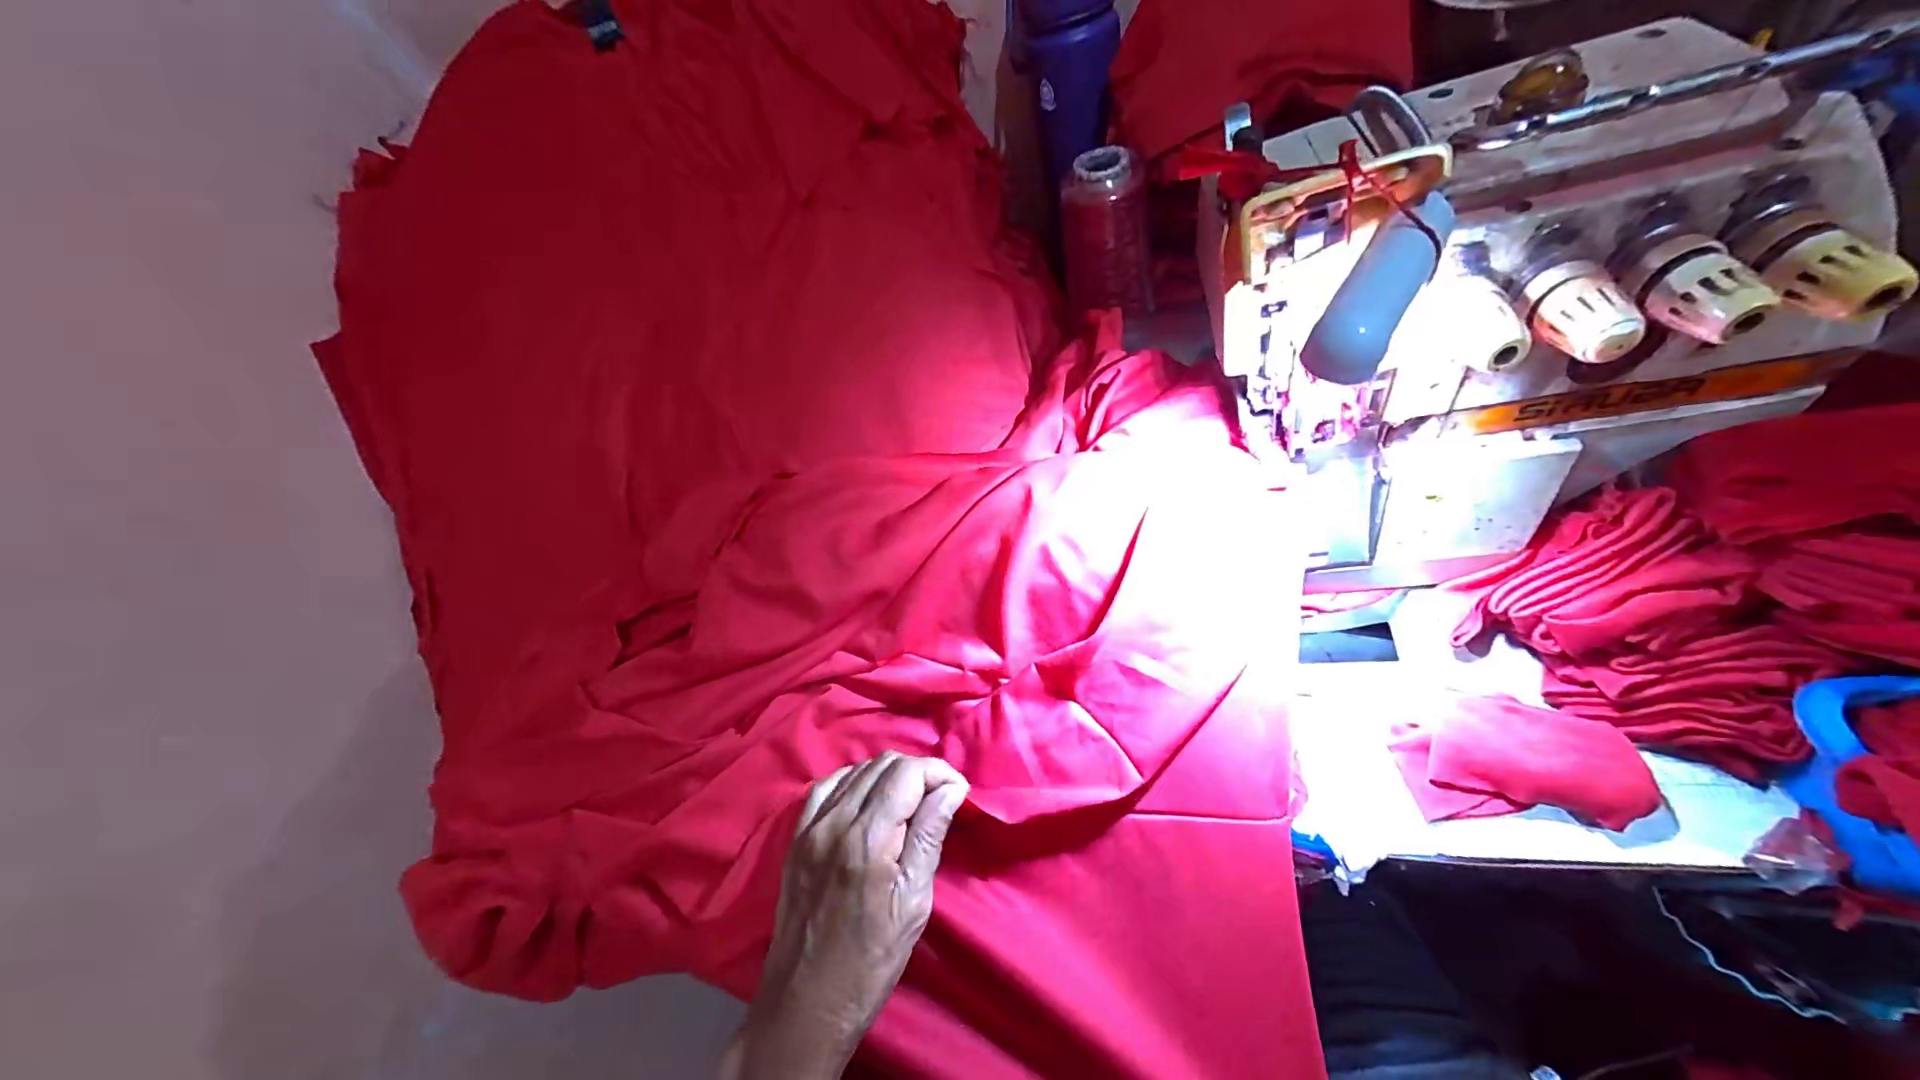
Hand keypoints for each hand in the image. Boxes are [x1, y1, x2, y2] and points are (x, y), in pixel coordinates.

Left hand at [721, 753, 968, 1079]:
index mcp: (866, 839)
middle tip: (939, 799)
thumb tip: (951, 789)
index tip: (958, 793)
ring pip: (856, 769)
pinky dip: (855, 782)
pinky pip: (827, 786)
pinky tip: (869, 801)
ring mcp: (810, 827)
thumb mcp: (913, 903)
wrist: (805, 1003)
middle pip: (883, 764)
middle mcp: (834, 822)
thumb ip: (929, 836)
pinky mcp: (796, 837)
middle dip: (918, 772)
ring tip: (910, 802)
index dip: (939, 773)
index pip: (907, 773)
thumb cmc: (870, 961)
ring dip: (889, 776)